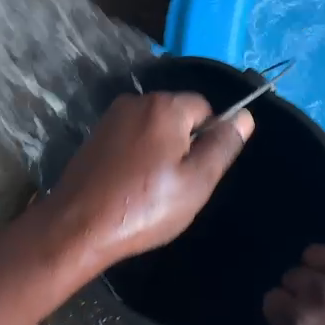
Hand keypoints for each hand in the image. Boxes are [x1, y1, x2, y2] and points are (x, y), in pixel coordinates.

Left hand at [45, 92, 253, 264]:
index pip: (205, 107)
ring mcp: (111, 116)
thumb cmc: (146, 205)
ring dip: (160, 151)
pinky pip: (131, 137)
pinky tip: (132, 185)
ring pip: (154, 128)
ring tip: (154, 189)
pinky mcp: (96, 134)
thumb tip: (244, 116)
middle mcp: (135, 100)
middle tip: (178, 185)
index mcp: (163, 105)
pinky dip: (138, 156)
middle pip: (177, 115)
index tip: (199, 171)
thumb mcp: (197, 181)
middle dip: (184, 144)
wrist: (80, 223)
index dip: (210, 138)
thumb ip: (222, 145)